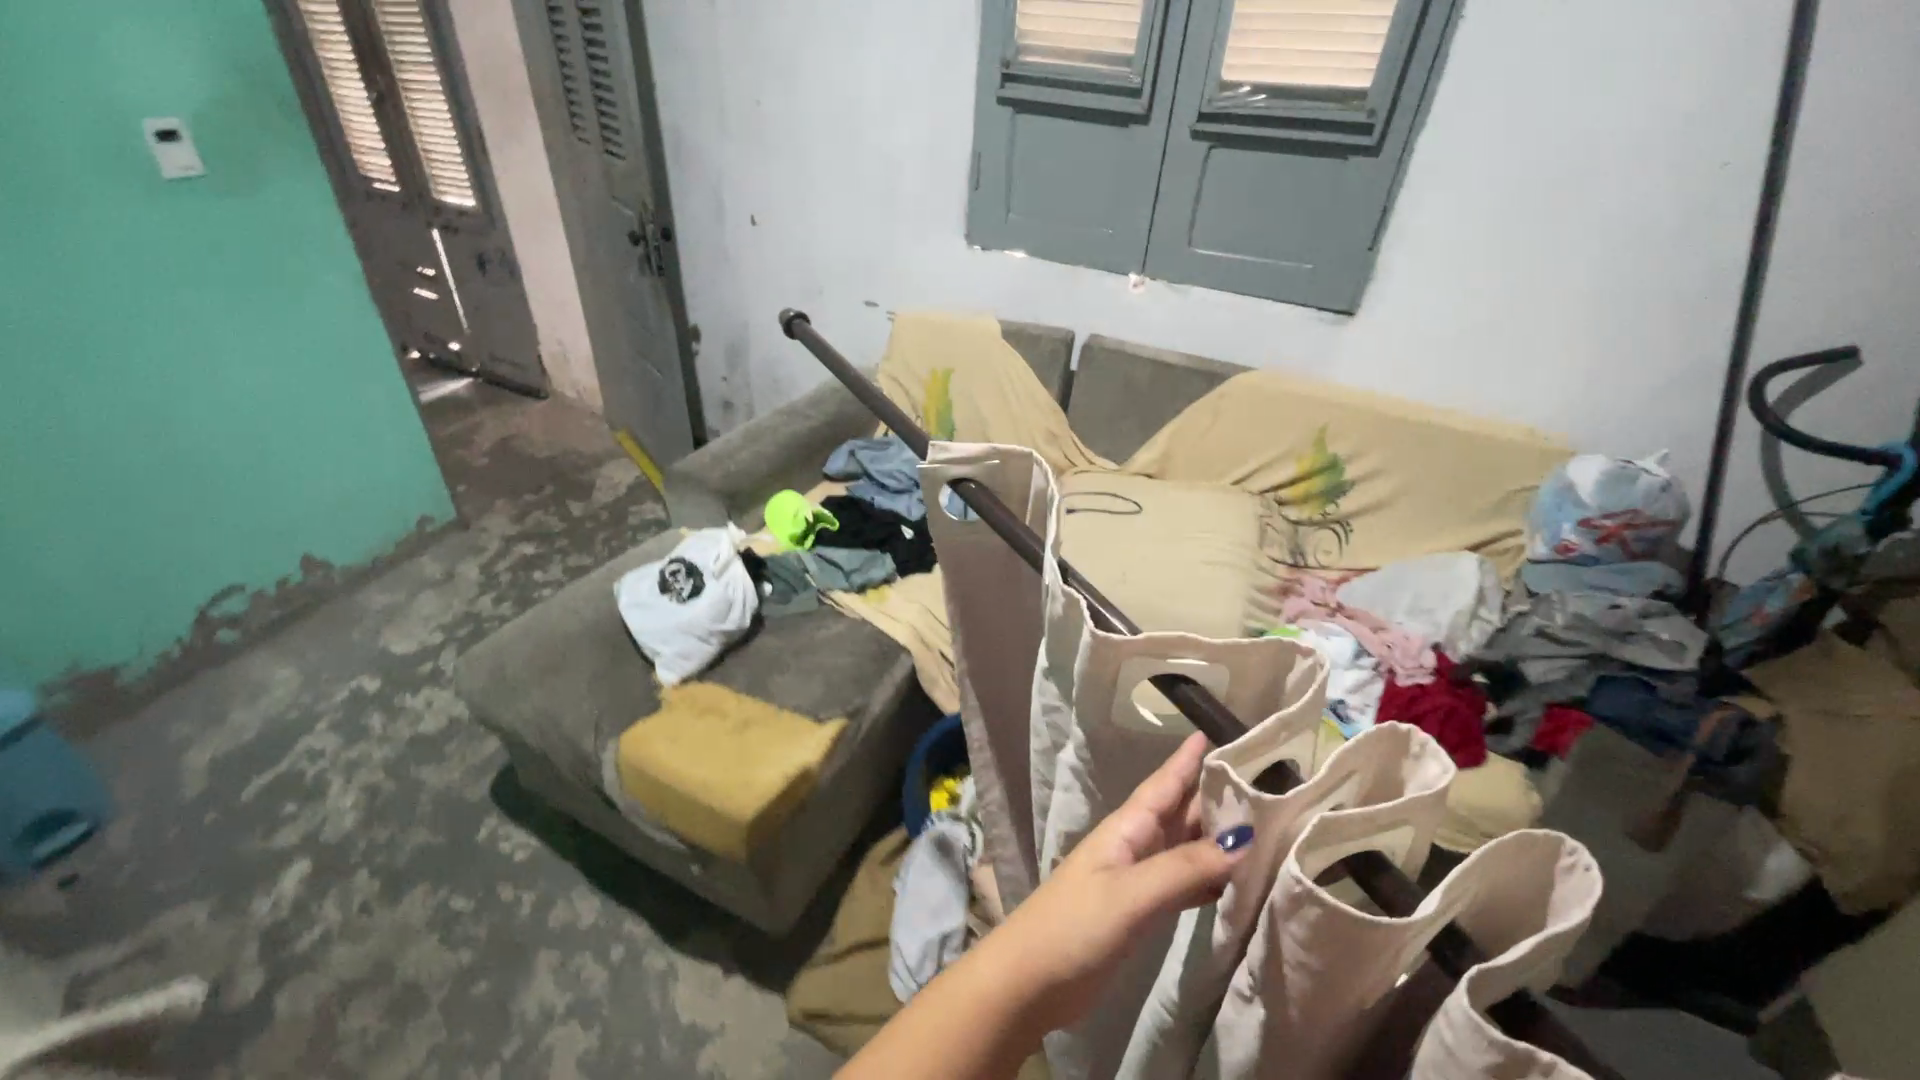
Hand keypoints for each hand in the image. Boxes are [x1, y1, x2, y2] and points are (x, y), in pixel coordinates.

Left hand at [973, 732, 1251, 1034]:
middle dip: (1218, 796)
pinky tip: (1239, 881)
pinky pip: (1184, 883)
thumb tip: (1244, 841)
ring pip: (1186, 847)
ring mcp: (1137, 879)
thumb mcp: (1130, 894)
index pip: (1165, 784)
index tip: (1220, 731)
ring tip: (1266, 826)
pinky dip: (1210, 879)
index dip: (1189, 759)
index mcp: (1127, 829)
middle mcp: (1135, 845)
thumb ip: (1184, 869)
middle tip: (1268, 781)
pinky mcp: (1141, 912)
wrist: (1031, 981)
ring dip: (1220, 838)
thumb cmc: (1074, 926)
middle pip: (1181, 813)